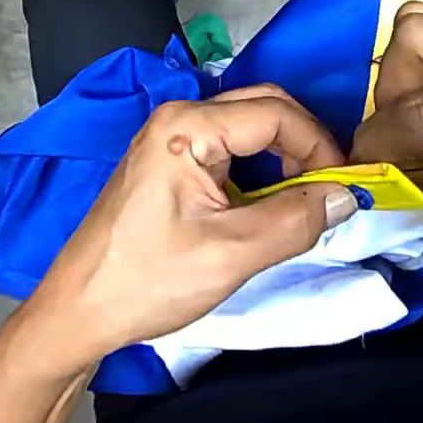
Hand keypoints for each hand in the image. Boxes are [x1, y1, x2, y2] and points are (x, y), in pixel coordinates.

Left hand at [14, 85, 359, 378]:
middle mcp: (181, 115)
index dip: (319, 146)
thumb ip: (296, 221)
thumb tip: (347, 196)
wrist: (75, 315)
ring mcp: (173, 132)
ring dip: (287, 152)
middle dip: (306, 143)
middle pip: (266, 107)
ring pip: (252, 122)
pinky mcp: (172, 154)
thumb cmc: (147, 282)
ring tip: (303, 194)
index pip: (277, 114)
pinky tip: (271, 196)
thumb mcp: (231, 255)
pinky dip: (264, 162)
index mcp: (189, 125)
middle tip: (326, 187)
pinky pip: (234, 142)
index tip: (340, 187)